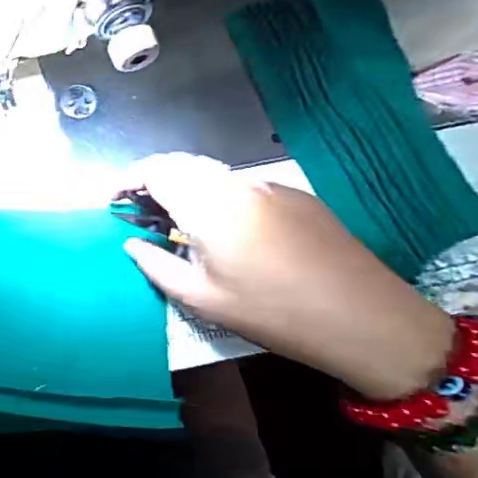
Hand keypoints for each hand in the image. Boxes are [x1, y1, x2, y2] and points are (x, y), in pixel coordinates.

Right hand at [121, 153, 454, 399]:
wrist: (362, 314)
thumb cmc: (274, 314)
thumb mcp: (205, 299)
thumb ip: (159, 266)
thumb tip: (132, 244)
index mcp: (210, 205)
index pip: (156, 170)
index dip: (128, 179)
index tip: (115, 201)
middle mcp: (238, 183)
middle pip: (183, 163)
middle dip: (155, 179)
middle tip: (143, 212)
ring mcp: (271, 185)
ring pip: (214, 171)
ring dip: (187, 184)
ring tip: (180, 220)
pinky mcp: (296, 194)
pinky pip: (243, 183)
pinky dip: (219, 192)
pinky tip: (226, 226)